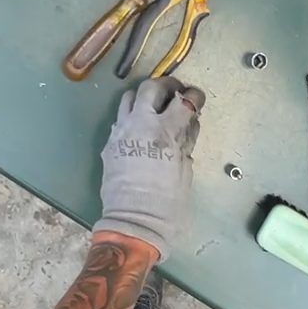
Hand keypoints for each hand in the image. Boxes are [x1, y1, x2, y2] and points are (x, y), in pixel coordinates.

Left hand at [93, 76, 204, 261]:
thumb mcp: (185, 171)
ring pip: (130, 98)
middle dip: (167, 86)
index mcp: (164, 131)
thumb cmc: (166, 203)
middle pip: (151, 88)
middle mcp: (140, 124)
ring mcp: (121, 131)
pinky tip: (141, 129)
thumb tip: (184, 129)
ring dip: (145, 98)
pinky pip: (121, 119)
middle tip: (176, 93)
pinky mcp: (110, 143)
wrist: (133, 222)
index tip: (197, 99)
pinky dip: (133, 116)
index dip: (194, 97)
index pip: (183, 101)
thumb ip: (184, 144)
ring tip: (155, 107)